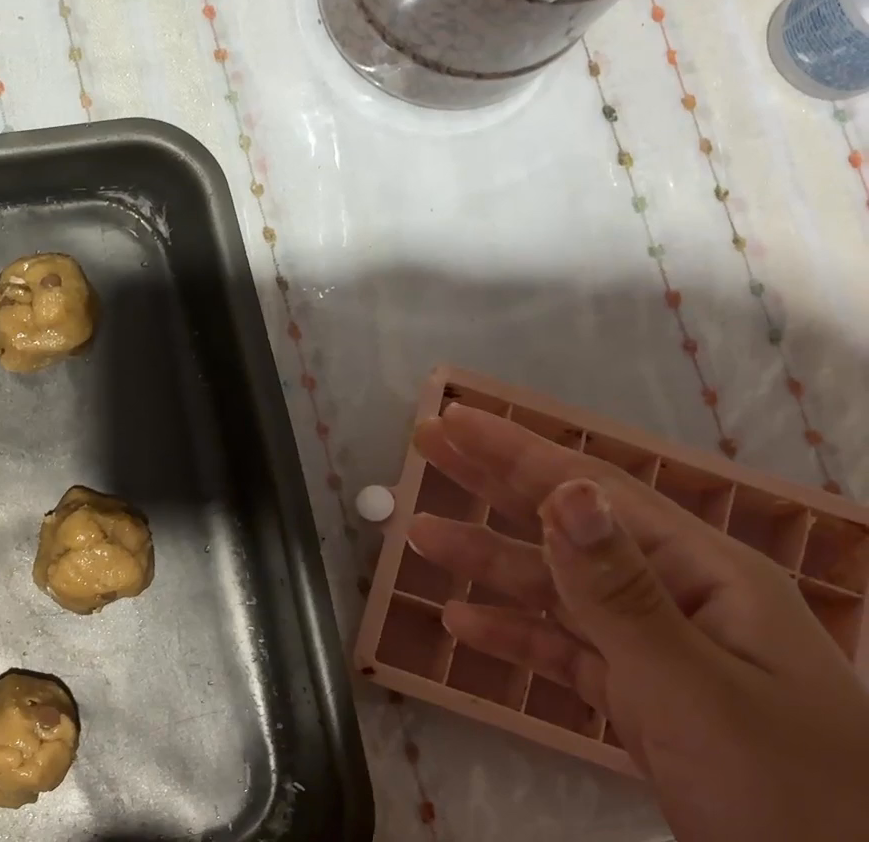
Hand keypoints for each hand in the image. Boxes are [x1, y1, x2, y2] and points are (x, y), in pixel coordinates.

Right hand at [408, 404, 868, 841]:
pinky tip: (463, 624)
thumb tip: (569, 491)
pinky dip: (513, 635)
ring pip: (557, 588)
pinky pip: (564, 650)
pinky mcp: (644, 699)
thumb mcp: (691, 685)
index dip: (517, 451)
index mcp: (709, 578)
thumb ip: (617, 588)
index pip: (595, 492)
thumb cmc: (785, 787)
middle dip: (493, 484)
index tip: (453, 419)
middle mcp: (682, 600)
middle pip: (569, 525)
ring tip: (420, 537)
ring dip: (488, 562)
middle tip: (425, 444)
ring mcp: (662, 651)